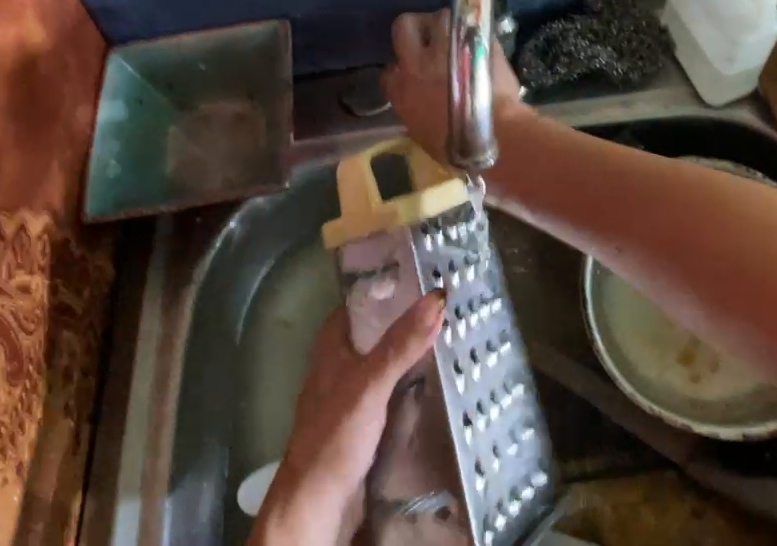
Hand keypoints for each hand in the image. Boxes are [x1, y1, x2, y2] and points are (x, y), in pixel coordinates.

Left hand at [250, 293, 445, 545]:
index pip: (363, 300)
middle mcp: (341, 363)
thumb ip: (401, 343)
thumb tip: (436, 297)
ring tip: (460, 337)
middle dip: (412, 320)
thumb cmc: (334, 435)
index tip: (428, 273)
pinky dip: (417, 385)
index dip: (391, 285)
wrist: (316, 504)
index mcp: (332, 344)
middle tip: (454, 306)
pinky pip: (396, 393)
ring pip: (390, 363)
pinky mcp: (367, 423)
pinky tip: (444, 384)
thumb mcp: (370, 382)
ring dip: (417, 354)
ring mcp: (354, 394)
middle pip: (380, 331)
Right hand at [381, 10, 526, 162]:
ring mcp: (449, 47)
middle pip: (405, 25)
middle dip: (415, 27)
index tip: (410, 73)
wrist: (495, 133)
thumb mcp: (422, 133)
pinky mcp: (478, 42)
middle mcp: (419, 61)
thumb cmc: (457, 145)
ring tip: (456, 37)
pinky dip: (473, 34)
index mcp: (402, 88)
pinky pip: (471, 27)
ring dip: (446, 25)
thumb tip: (419, 104)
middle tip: (427, 37)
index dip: (400, 68)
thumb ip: (414, 109)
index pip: (389, 69)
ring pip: (441, 17)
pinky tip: (478, 45)